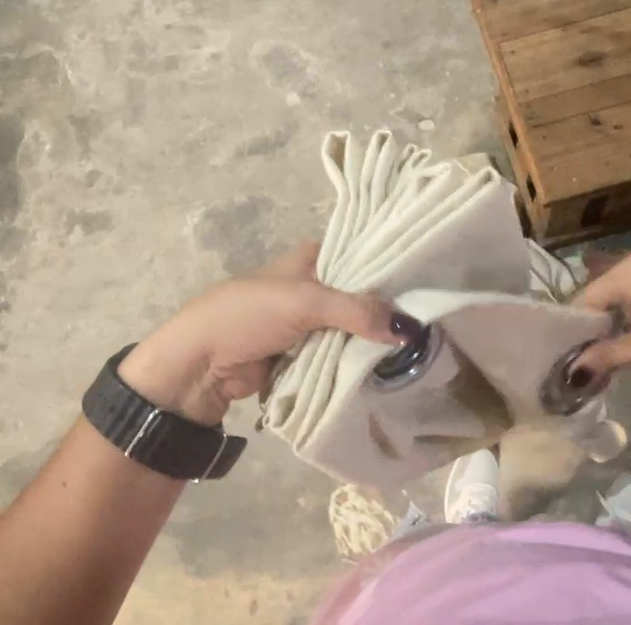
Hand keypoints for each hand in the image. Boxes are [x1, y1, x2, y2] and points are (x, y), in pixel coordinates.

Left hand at [118, 243, 409, 424]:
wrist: (200, 364)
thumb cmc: (249, 315)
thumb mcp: (305, 303)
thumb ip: (357, 311)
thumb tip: (410, 328)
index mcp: (312, 258)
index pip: (362, 258)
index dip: (391, 274)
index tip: (430, 289)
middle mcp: (314, 285)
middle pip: (361, 299)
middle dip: (385, 316)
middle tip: (428, 330)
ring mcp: (308, 323)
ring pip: (351, 331)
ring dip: (370, 345)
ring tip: (415, 354)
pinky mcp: (303, 354)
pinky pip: (337, 357)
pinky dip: (352, 365)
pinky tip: (384, 371)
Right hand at [571, 250, 630, 377]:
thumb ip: (607, 354)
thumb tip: (573, 369)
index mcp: (627, 270)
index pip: (585, 297)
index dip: (574, 327)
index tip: (564, 354)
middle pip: (600, 292)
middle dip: (590, 323)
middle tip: (578, 354)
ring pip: (619, 295)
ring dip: (609, 322)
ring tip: (598, 351)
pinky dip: (627, 316)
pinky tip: (626, 339)